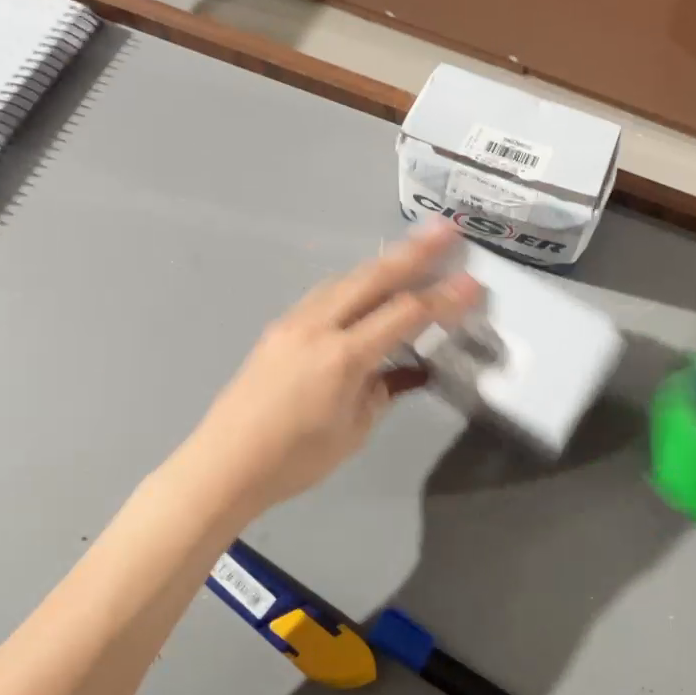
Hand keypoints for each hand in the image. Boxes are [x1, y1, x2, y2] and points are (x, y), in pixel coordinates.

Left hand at [181, 224, 480, 516]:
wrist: (222, 466)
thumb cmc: (294, 460)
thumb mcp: (354, 431)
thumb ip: (384, 391)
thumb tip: (409, 370)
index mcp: (342, 358)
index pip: (405, 315)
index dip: (443, 298)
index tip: (473, 283)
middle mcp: (318, 328)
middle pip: (374, 277)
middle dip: (414, 251)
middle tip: (446, 228)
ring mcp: (295, 323)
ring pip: (347, 279)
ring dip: (384, 262)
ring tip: (414, 247)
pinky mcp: (280, 328)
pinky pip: (327, 293)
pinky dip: (356, 282)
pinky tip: (369, 283)